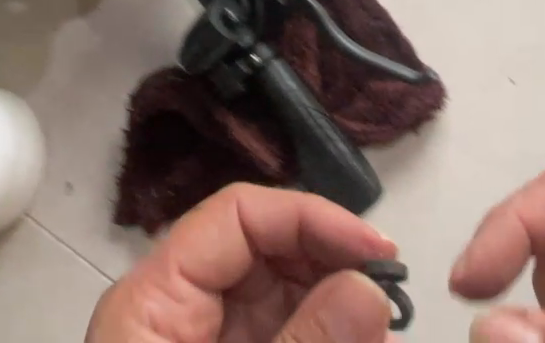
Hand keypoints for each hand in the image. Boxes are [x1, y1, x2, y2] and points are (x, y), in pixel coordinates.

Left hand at [86, 183, 399, 342]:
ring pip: (278, 291)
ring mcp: (200, 335)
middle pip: (261, 249)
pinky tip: (355, 335)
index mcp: (154, 296)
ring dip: (334, 299)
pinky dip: (321, 331)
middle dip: (329, 262)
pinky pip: (280, 330)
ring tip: (380, 324)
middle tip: (389, 292)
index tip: (376, 249)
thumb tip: (371, 285)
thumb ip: (303, 341)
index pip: (235, 214)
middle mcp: (176, 305)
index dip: (309, 215)